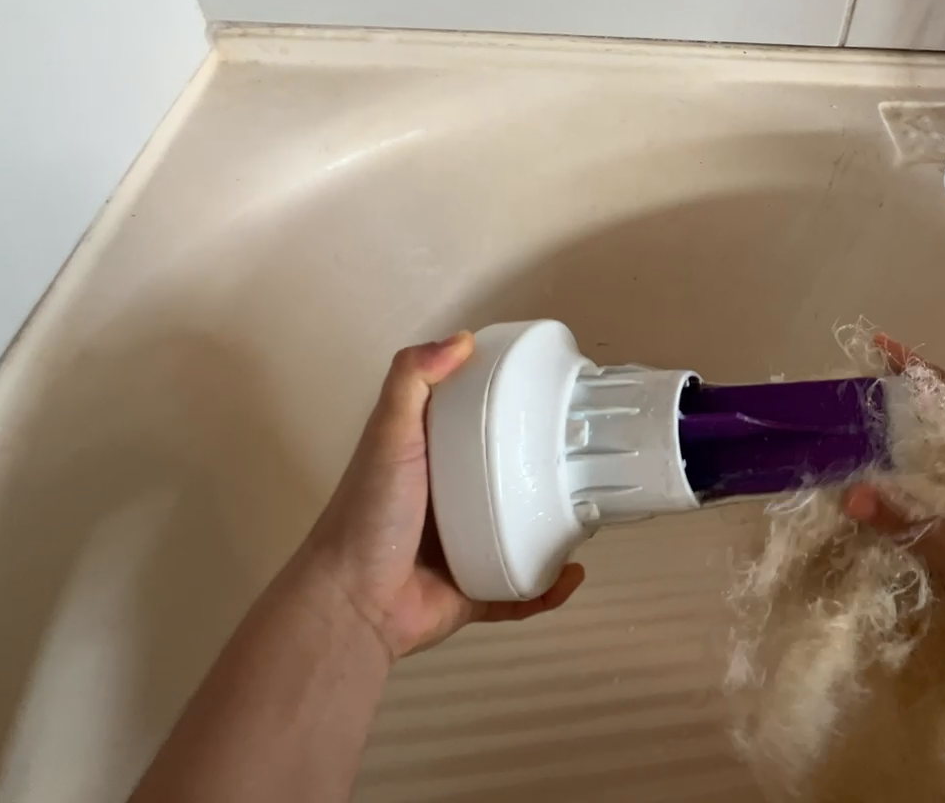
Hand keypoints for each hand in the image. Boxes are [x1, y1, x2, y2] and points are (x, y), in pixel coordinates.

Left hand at [299, 333, 584, 660]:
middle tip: (586, 453)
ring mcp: (471, 546)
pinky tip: (574, 574)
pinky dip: (551, 587)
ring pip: (525, 530)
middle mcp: (457, 499)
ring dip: (557, 524)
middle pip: (512, 476)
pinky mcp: (479, 588)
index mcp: (438, 460)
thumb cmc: (369, 512)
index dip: (515, 405)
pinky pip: (524, 589)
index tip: (553, 392)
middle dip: (550, 468)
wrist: (352, 604)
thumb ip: (411, 382)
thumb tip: (464, 338)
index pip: (482, 423)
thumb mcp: (388, 435)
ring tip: (592, 509)